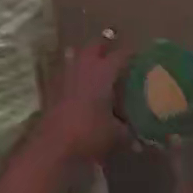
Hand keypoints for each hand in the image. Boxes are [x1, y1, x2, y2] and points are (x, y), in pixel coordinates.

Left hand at [33, 37, 128, 162]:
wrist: (53, 146)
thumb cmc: (89, 134)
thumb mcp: (115, 135)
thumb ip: (128, 132)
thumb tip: (137, 138)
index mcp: (104, 71)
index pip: (122, 54)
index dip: (131, 54)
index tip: (139, 58)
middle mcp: (85, 66)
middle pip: (95, 45)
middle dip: (106, 47)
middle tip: (115, 57)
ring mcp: (66, 74)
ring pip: (76, 54)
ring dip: (85, 57)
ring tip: (95, 67)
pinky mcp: (53, 87)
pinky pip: (65, 70)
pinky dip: (72, 72)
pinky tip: (77, 85)